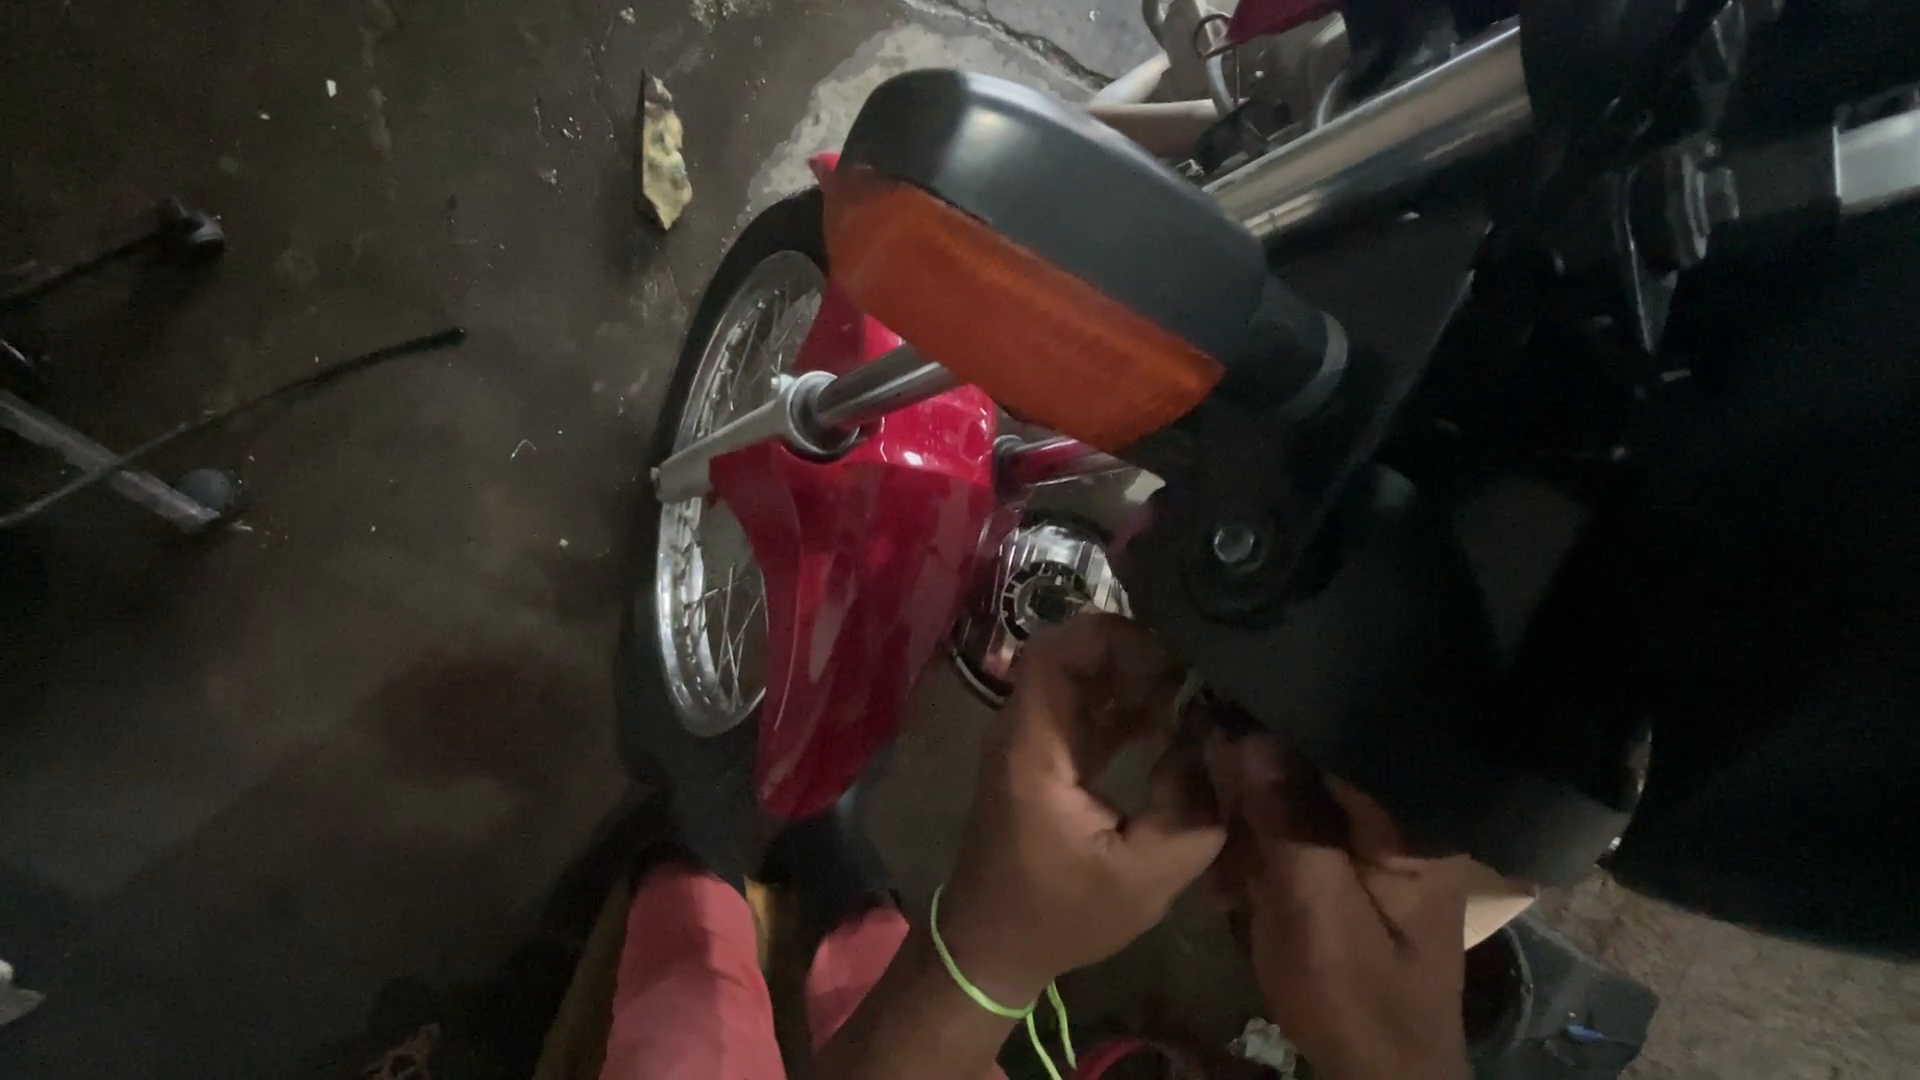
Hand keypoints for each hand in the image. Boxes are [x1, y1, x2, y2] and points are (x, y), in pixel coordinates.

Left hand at [936, 614, 1226, 1005]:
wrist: (994, 943)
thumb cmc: (1058, 914)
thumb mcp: (1142, 879)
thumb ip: (1188, 812)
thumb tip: (1212, 745)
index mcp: (1033, 746)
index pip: (1053, 652)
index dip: (1111, 638)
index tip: (1170, 660)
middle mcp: (1025, 729)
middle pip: (1068, 654)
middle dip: (1131, 651)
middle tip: (1190, 672)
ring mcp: (1032, 740)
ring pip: (1077, 677)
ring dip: (1130, 676)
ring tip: (1189, 692)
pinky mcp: (1046, 756)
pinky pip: (1084, 708)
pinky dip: (1124, 704)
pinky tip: (1170, 720)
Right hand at [1206, 733, 1471, 1079]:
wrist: (1375, 1077)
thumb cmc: (1358, 1000)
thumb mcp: (1317, 912)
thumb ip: (1287, 821)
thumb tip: (1249, 734)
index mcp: (1408, 821)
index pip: (1341, 737)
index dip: (1277, 717)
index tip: (1219, 704)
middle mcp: (1389, 817)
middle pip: (1310, 758)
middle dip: (1249, 759)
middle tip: (1198, 755)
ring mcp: (1359, 839)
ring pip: (1288, 787)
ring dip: (1240, 799)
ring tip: (1204, 812)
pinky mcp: (1332, 860)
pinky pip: (1282, 822)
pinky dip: (1246, 833)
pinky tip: (1223, 862)